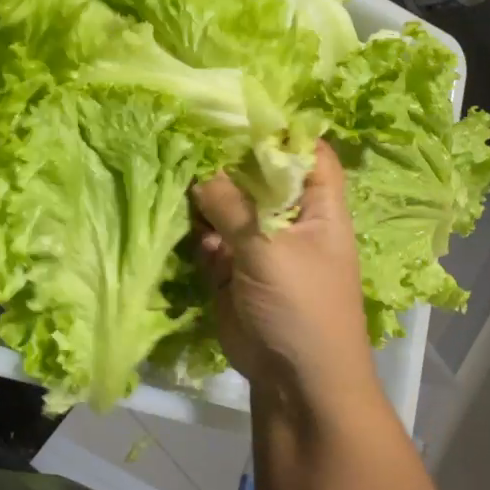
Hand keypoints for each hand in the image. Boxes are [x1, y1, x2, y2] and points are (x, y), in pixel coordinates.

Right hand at [191, 141, 378, 412]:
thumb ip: (232, 207)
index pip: (306, 151)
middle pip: (256, 173)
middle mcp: (289, 216)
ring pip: (226, 202)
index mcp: (319, 207)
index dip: (278, 128)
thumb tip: (197, 166)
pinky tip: (176, 218)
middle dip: (224, 157)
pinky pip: (207, 233)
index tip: (235, 107)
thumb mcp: (269, 251)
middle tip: (183, 131)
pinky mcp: (231, 266)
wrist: (295, 382)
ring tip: (170, 171)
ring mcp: (257, 241)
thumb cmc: (302, 310)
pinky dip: (193, 226)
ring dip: (202, 193)